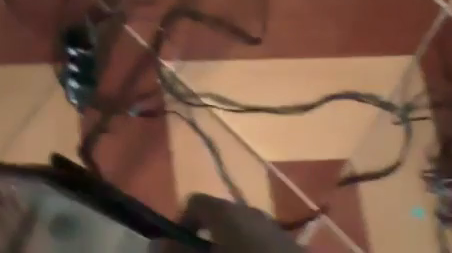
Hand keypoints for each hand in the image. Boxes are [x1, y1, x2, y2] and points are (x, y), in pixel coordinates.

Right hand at [153, 195, 299, 252]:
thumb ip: (178, 251)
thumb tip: (155, 244)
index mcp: (226, 211)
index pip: (194, 203)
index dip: (181, 223)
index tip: (176, 246)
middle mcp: (250, 211)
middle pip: (219, 217)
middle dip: (208, 239)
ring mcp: (277, 231)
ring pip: (244, 233)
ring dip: (233, 247)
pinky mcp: (296, 249)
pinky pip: (264, 246)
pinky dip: (253, 252)